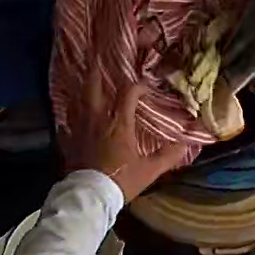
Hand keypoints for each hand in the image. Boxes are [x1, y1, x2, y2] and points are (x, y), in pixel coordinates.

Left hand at [64, 82, 197, 200]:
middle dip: (97, 71)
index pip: (128, 93)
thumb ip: (168, 155)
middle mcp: (97, 118)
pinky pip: (67, 119)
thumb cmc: (121, 180)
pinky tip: (72, 111)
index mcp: (118, 122)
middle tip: (98, 58)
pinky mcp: (68, 139)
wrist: (90, 196)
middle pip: (94, 86)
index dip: (138, 86)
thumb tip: (187, 143)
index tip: (145, 88)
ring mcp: (79, 127)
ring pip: (78, 98)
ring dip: (83, 87)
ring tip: (86, 79)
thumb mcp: (149, 170)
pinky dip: (70, 112)